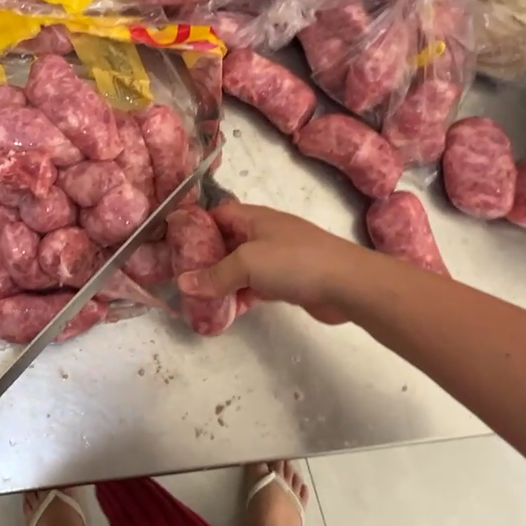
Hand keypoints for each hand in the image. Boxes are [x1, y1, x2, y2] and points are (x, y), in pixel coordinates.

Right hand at [177, 202, 364, 323]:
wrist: (349, 285)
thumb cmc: (295, 262)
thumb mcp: (247, 263)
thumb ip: (214, 275)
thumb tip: (182, 284)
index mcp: (254, 218)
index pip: (217, 214)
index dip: (196, 226)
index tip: (176, 245)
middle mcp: (264, 233)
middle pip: (227, 242)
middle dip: (206, 258)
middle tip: (184, 277)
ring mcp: (278, 258)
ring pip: (241, 267)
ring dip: (223, 281)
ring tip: (201, 298)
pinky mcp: (289, 281)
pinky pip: (256, 285)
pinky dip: (242, 295)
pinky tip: (229, 311)